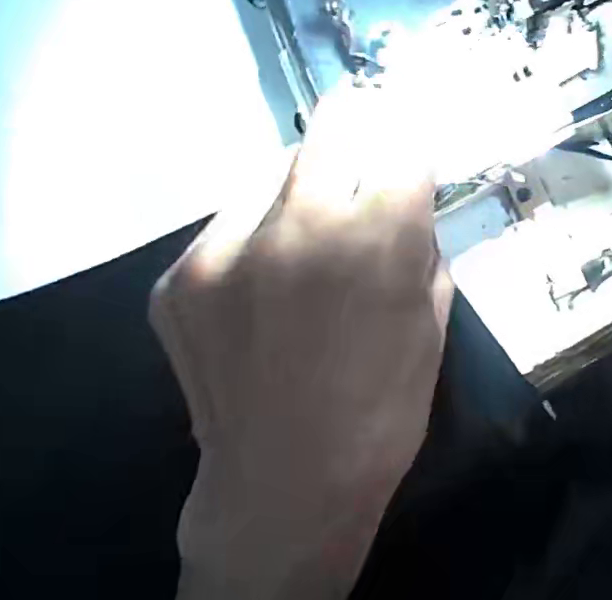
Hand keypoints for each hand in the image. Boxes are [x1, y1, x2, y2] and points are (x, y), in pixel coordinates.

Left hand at [151, 87, 451, 599]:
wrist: (283, 488)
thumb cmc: (382, 404)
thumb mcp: (433, 312)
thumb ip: (418, 235)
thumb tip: (402, 187)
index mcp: (376, 236)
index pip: (404, 143)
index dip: (411, 148)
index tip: (407, 155)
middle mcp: (297, 223)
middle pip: (335, 123)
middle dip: (360, 130)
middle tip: (364, 152)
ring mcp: (225, 246)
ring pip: (276, 164)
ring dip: (303, 182)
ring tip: (308, 224)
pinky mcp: (178, 275)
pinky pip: (231, 220)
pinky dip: (257, 230)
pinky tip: (264, 275)